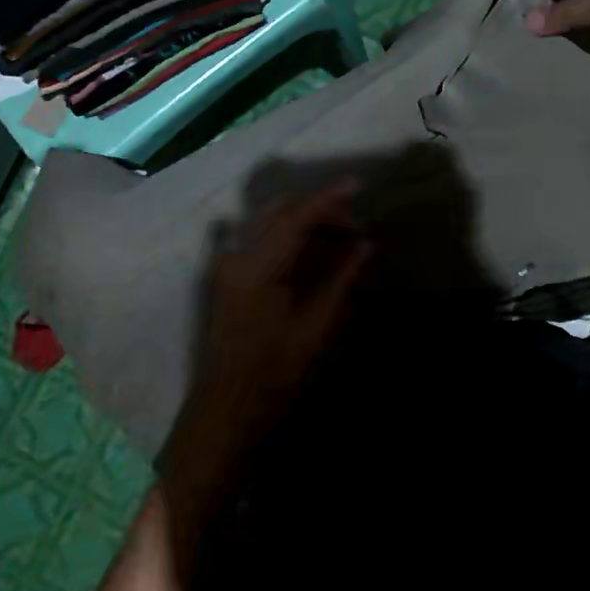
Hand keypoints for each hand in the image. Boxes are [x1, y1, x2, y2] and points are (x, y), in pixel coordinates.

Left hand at [196, 182, 371, 431]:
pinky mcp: (225, 274)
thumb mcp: (314, 330)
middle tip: (354, 230)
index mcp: (257, 269)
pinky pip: (255, 237)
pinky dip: (282, 232)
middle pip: (280, 212)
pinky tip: (305, 248)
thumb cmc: (273, 375)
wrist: (225, 406)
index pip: (296, 218)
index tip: (357, 184)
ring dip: (301, 221)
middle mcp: (236, 256)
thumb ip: (339, 281)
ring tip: (336, 239)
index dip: (328, 198)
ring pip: (266, 221)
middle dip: (318, 211)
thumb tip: (364, 246)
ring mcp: (226, 263)